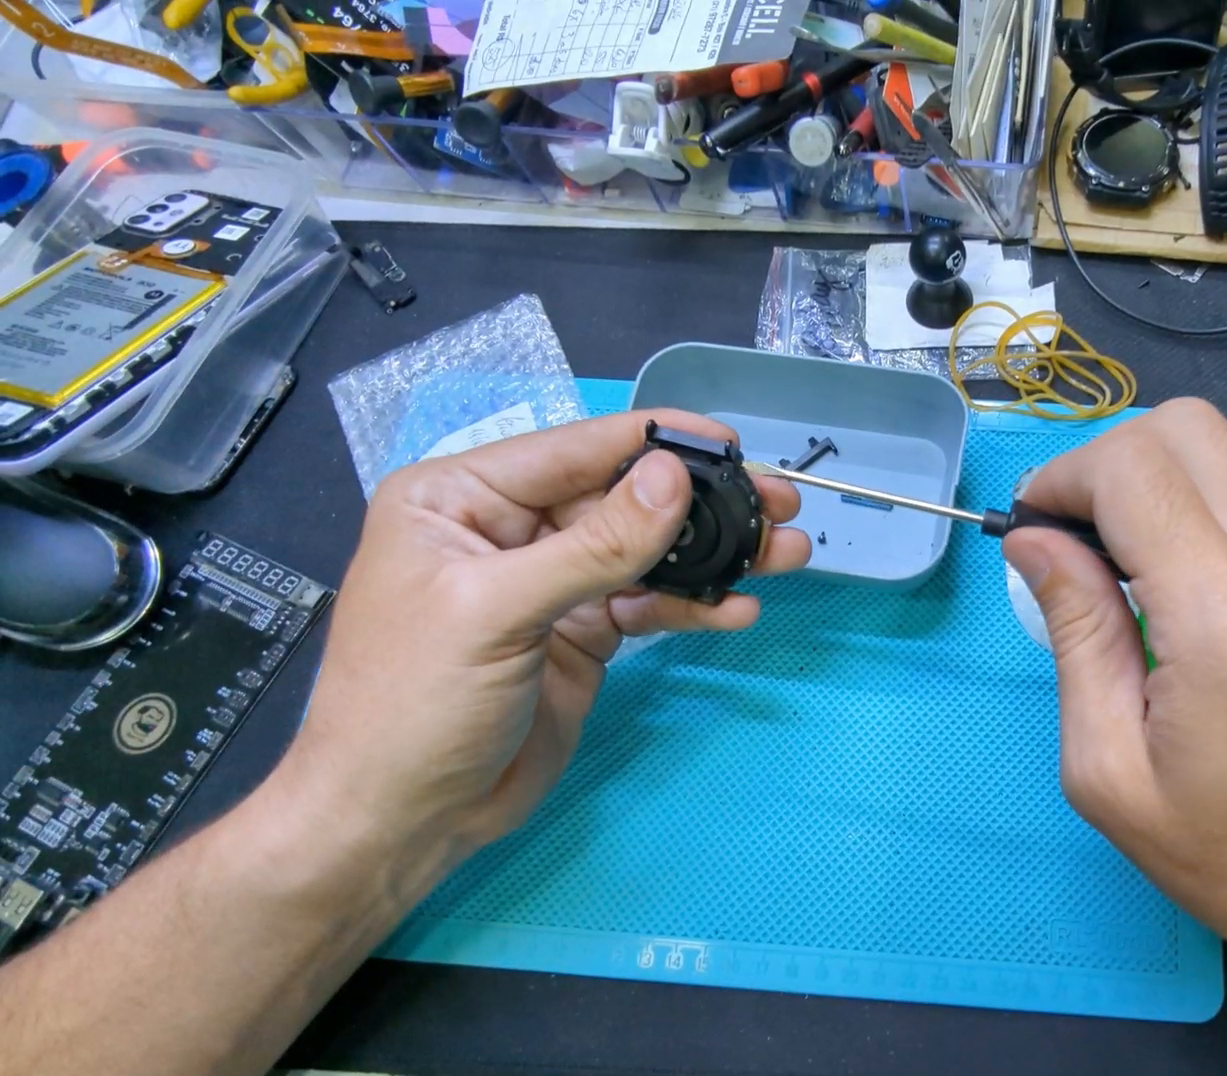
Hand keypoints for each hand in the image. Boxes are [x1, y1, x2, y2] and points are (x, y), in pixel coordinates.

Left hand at [286, 411, 809, 891]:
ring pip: (650, 553)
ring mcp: (557, 583)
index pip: (577, 449)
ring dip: (717, 555)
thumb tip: (673, 476)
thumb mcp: (500, 612)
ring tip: (785, 552)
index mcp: (467, 498)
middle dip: (705, 504)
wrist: (404, 823)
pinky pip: (652, 605)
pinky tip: (738, 610)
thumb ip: (596, 545)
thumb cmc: (416, 704)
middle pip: (628, 499)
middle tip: (780, 503)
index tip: (732, 444)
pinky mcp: (587, 630)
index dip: (658, 440)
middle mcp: (516, 529)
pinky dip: (696, 607)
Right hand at [1001, 400, 1226, 1072]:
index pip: (1133, 468)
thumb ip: (1074, 633)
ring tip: (1116, 553)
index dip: (1062, 478)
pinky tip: (1175, 573)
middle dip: (1107, 458)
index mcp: (1225, 615)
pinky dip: (1199, 503)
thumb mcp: (1111, 768)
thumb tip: (1034, 544)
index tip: (1031, 527)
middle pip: (1186, 426)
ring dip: (1154, 476)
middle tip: (1071, 530)